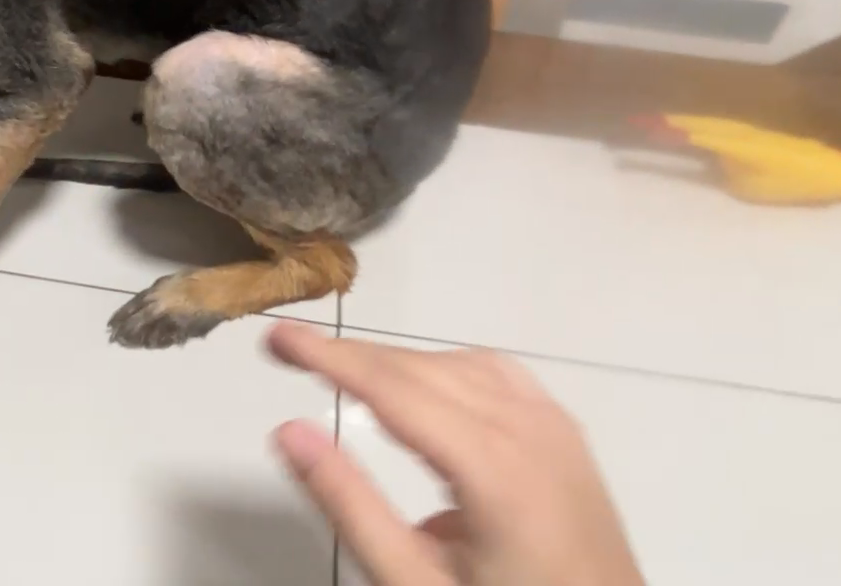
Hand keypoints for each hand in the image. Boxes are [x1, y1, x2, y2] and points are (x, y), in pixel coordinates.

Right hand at [266, 323, 643, 585]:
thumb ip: (349, 503)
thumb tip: (288, 429)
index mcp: (492, 467)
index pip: (391, 387)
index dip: (327, 355)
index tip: (275, 336)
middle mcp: (528, 427)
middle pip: (420, 367)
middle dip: (349, 353)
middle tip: (286, 349)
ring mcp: (554, 425)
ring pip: (456, 363)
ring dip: (394, 361)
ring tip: (342, 371)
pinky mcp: (565, 434)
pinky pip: (495, 374)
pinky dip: (444, 367)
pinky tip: (423, 385)